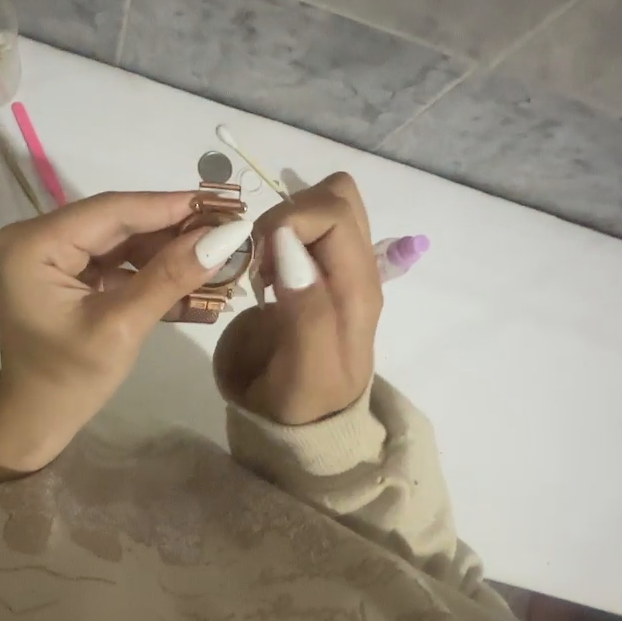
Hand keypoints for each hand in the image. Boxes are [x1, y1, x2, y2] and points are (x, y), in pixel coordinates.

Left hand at [0, 191, 252, 484]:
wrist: (36, 422)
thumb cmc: (69, 380)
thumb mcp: (122, 327)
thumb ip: (170, 277)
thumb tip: (225, 238)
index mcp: (35, 244)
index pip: (113, 210)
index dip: (171, 206)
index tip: (225, 205)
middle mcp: (38, 238)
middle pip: (119, 223)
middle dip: (176, 230)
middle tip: (231, 230)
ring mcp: (52, 257)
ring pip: (123, 242)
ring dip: (170, 253)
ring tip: (222, 256)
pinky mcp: (68, 276)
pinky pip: (117, 264)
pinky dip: (153, 273)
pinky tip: (196, 280)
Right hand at [212, 172, 381, 425]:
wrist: (302, 425)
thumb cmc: (302, 402)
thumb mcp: (306, 371)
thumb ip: (305, 311)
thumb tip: (289, 246)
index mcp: (360, 288)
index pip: (333, 212)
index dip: (288, 223)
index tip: (261, 265)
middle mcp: (356, 269)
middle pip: (336, 195)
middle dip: (287, 215)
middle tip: (262, 262)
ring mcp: (337, 267)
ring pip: (323, 203)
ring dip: (283, 223)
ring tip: (264, 269)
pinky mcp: (315, 272)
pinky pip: (303, 226)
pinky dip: (278, 235)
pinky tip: (266, 273)